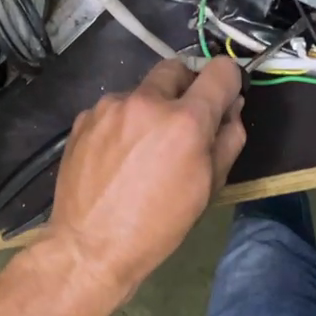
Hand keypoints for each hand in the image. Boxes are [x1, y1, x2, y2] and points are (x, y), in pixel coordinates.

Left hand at [46, 57, 245, 295]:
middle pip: (177, 68)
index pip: (220, 71)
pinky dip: (124, 122)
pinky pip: (115, 108)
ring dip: (152, 107)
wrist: (90, 246)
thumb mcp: (209, 187)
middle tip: (185, 121)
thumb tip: (231, 108)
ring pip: (143, 90)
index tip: (225, 95)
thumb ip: (227, 138)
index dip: (228, 80)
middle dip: (187, 87)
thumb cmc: (159, 224)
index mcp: (185, 120)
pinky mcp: (84, 117)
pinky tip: (119, 155)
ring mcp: (110, 106)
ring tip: (145, 147)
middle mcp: (146, 101)